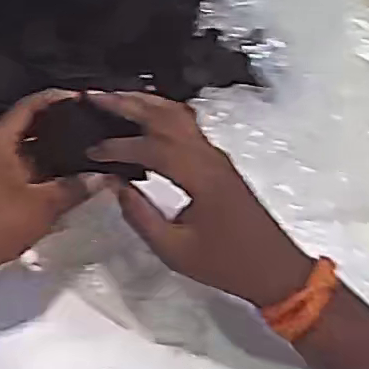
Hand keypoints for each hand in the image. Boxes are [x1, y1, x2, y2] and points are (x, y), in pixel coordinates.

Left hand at [0, 90, 90, 277]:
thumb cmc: (0, 222)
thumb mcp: (43, 204)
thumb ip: (75, 187)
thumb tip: (105, 177)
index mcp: (1, 139)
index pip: (29, 105)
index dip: (55, 98)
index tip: (82, 97)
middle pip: (31, 121)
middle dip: (60, 120)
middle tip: (92, 120)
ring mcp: (0, 161)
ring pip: (32, 142)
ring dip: (56, 143)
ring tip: (90, 141)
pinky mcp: (4, 177)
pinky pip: (30, 159)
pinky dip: (49, 160)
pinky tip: (74, 167)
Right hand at [88, 91, 313, 306]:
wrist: (278, 272)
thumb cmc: (226, 263)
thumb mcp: (174, 250)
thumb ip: (139, 215)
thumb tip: (113, 183)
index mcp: (199, 177)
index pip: (150, 148)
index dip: (116, 147)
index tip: (91, 152)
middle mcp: (208, 156)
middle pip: (164, 116)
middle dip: (125, 103)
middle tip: (93, 96)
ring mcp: (214, 154)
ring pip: (176, 112)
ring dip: (142, 101)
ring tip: (112, 97)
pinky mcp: (215, 158)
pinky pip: (184, 122)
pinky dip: (157, 110)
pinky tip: (141, 112)